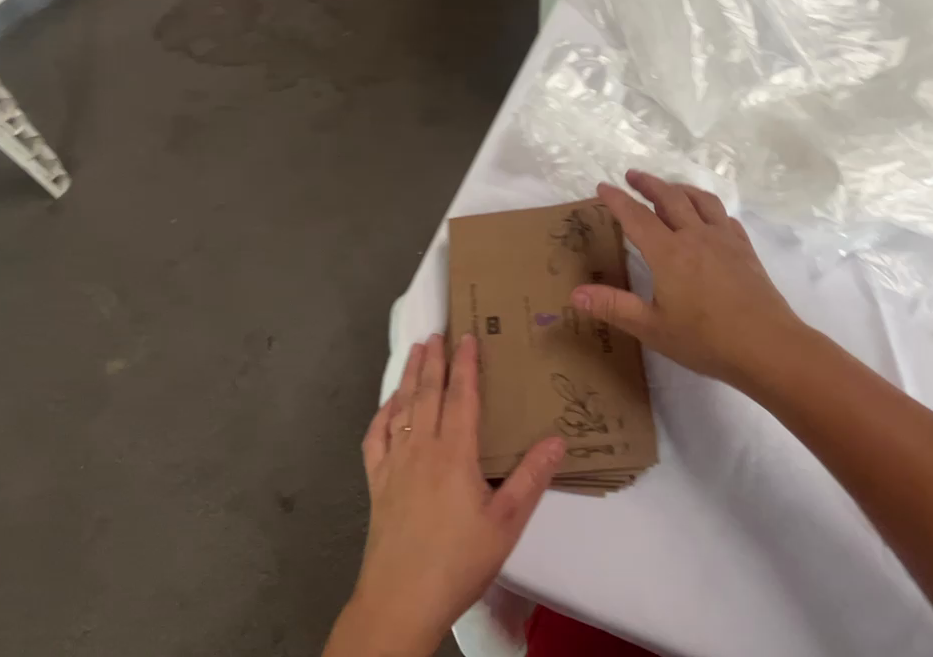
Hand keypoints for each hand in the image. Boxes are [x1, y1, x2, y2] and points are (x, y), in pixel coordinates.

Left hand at [325, 334, 566, 656]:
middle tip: (437, 332)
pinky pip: (375, 438)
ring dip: (408, 377)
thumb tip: (557, 439)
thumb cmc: (458, 561)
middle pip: (428, 393)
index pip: (462, 396)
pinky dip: (382, 415)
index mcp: (455, 453)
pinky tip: (387, 406)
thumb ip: (531, 478)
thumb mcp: (506, 523)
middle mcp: (422, 449)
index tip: (468, 336)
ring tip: (414, 352)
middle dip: (434, 360)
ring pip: (401, 408)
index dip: (466, 364)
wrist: (400, 600)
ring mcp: (393, 465)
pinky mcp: (376, 484)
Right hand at [572, 171, 808, 387]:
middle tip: (633, 176)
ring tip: (669, 187)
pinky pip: (724, 217)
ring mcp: (724, 240)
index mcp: (668, 253)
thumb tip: (574, 294)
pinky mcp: (745, 250)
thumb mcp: (652, 328)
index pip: (636, 217)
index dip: (617, 200)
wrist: (768, 345)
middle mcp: (695, 236)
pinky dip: (709, 208)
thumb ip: (614, 307)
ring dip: (680, 188)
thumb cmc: (706, 340)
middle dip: (648, 184)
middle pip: (669, 198)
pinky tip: (709, 217)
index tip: (603, 186)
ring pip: (700, 200)